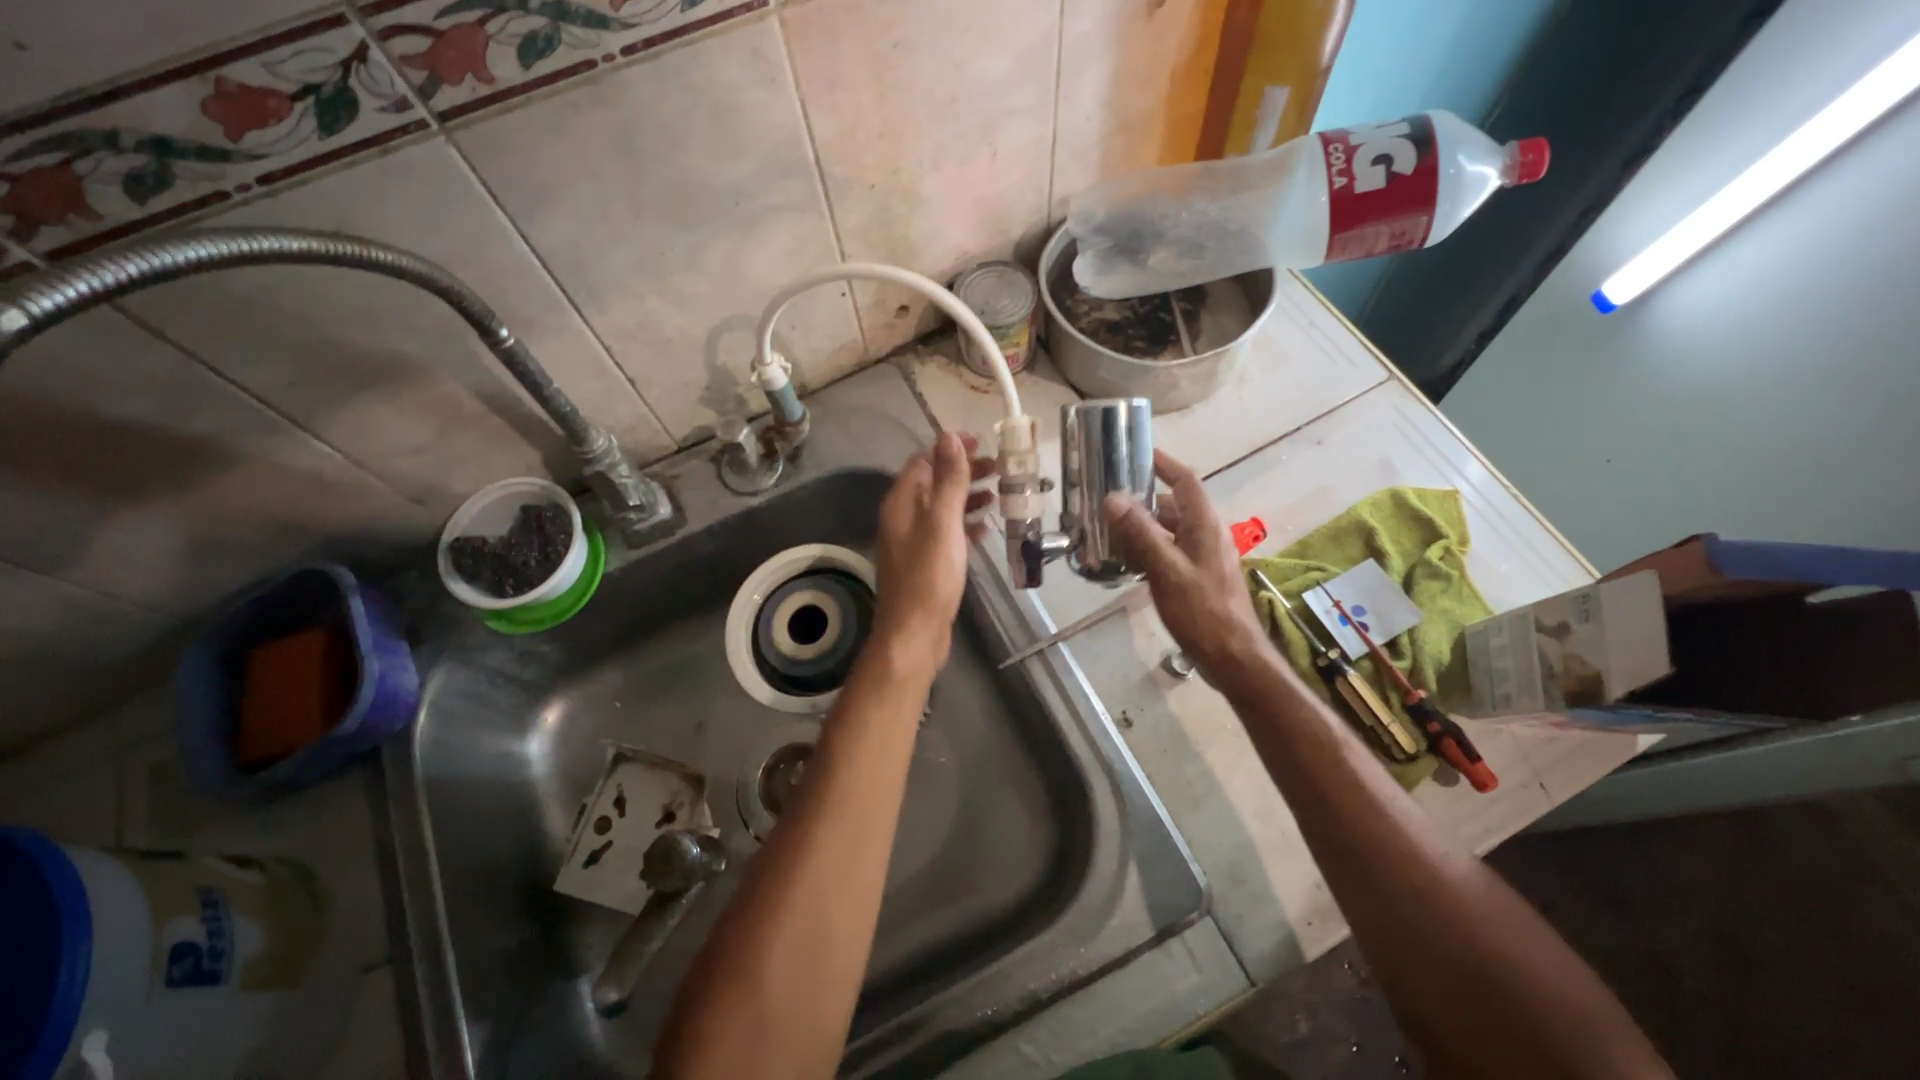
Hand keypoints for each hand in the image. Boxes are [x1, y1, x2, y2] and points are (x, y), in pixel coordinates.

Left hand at [872, 432, 994, 665]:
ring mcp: (913, 541)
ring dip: (968, 497)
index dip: (951, 449)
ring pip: (942, 508)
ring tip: (999, 494)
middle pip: (934, 483)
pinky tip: (986, 529)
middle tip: (1000, 468)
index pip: (923, 461)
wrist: (915, 633)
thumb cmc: (929, 576)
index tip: (984, 443)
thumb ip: (948, 480)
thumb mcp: (943, 523)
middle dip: (964, 472)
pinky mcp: (926, 563)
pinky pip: (946, 533)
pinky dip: (965, 525)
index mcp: (901, 503)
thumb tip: (949, 437)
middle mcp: (903, 518)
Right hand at [1104, 451, 1267, 678]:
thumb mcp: (1166, 570)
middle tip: (1109, 502)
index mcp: (1205, 525)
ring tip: (1111, 532)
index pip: (1185, 481)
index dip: (1164, 464)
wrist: (1232, 656)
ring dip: (1145, 528)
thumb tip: (1113, 498)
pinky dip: (1151, 551)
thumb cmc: (1202, 611)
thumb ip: (1140, 533)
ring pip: (1172, 532)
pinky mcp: (1201, 579)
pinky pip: (1173, 553)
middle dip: (1144, 501)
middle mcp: (1208, 535)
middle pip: (1175, 507)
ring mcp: (1206, 558)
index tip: (1139, 453)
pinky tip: (1130, 564)